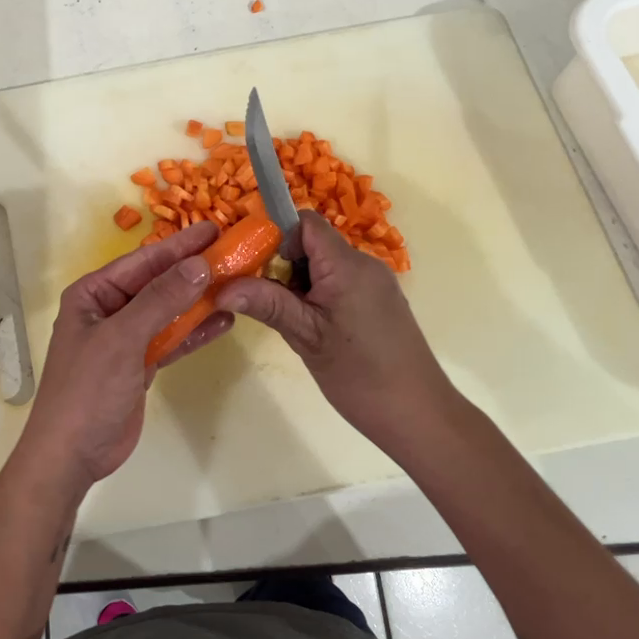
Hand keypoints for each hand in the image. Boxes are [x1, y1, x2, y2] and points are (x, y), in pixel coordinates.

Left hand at [13, 222, 230, 495]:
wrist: (71, 453)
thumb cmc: (87, 389)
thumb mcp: (122, 339)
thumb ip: (160, 301)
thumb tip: (198, 265)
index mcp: (92, 294)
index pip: (141, 262)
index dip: (178, 246)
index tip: (213, 229)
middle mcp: (108, 310)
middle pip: (157, 284)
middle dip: (192, 270)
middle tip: (234, 252)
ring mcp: (125, 339)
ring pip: (167, 311)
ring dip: (199, 300)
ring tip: (238, 283)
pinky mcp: (140, 365)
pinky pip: (171, 340)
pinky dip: (194, 332)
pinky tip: (224, 322)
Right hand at [216, 211, 454, 441]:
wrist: (419, 416)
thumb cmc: (361, 375)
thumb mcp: (306, 337)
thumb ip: (265, 303)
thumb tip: (219, 288)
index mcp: (347, 265)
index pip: (305, 222)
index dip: (275, 234)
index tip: (251, 263)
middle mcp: (364, 265)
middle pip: (312, 243)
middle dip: (281, 262)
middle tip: (258, 295)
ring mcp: (374, 283)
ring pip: (324, 264)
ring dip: (297, 281)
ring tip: (284, 316)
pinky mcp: (379, 302)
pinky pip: (339, 281)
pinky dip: (317, 294)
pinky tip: (309, 326)